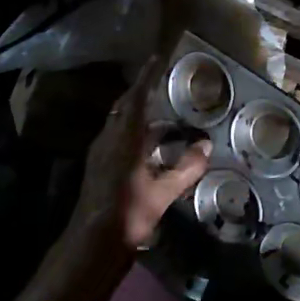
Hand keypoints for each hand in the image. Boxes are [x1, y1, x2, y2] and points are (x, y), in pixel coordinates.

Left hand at [67, 57, 212, 250]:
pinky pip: (117, 136)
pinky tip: (149, 143)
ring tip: (161, 111)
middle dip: (142, 92)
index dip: (147, 77)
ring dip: (138, 113)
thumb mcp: (163, 193)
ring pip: (120, 122)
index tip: (158, 58)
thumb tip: (207, 146)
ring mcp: (100, 153)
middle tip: (162, 83)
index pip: (136, 98)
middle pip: (124, 107)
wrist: (92, 242)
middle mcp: (108, 140)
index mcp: (123, 140)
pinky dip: (134, 130)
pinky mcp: (99, 166)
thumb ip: (186, 168)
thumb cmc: (128, 214)